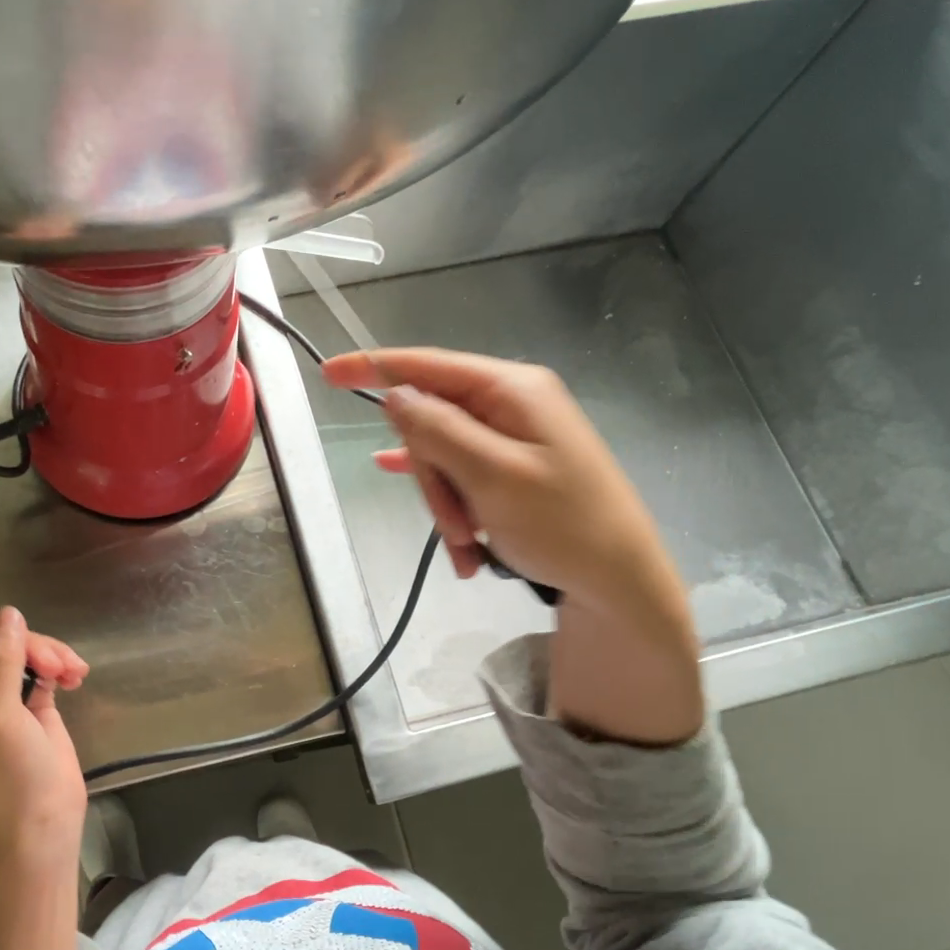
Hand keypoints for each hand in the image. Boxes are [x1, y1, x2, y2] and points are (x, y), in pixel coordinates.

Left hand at [0, 607, 90, 949]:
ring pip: (26, 651)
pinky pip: (46, 668)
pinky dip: (62, 666)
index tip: (7, 635)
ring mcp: (8, 697)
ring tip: (72, 674)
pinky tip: (76, 678)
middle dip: (29, 645)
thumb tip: (10, 614)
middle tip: (52, 665)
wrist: (44, 819)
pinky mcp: (38, 703)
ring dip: (52, 654)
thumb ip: (0, 661)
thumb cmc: (9, 770)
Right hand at [324, 348, 702, 743]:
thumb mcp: (493, 476)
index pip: (428, 366)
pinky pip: (464, 479)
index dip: (375, 367)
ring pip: (443, 458)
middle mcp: (511, 405)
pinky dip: (458, 511)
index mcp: (511, 390)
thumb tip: (394, 395)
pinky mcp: (514, 469)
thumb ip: (438, 431)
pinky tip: (455, 538)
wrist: (621, 583)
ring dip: (446, 506)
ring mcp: (514, 438)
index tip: (328, 373)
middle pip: (432, 422)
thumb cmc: (563, 525)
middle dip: (430, 477)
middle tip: (454, 525)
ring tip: (470, 546)